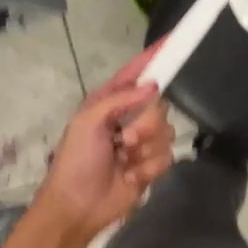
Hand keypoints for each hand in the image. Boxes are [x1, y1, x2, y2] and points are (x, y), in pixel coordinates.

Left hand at [31, 42, 174, 237]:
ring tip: (125, 161)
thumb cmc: (76, 161)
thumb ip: (120, 99)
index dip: (152, 58)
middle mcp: (128, 118)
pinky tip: (132, 175)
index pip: (135, 73)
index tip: (171, 42)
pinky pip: (167, 155)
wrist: (77, 206)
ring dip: (145, 148)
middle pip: (158, 104)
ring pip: (166, 131)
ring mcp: (142, 142)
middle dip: (145, 124)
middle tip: (126, 140)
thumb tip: (154, 86)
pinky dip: (149, 167)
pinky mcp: (151, 165)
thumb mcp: (88, 123)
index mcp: (110, 102)